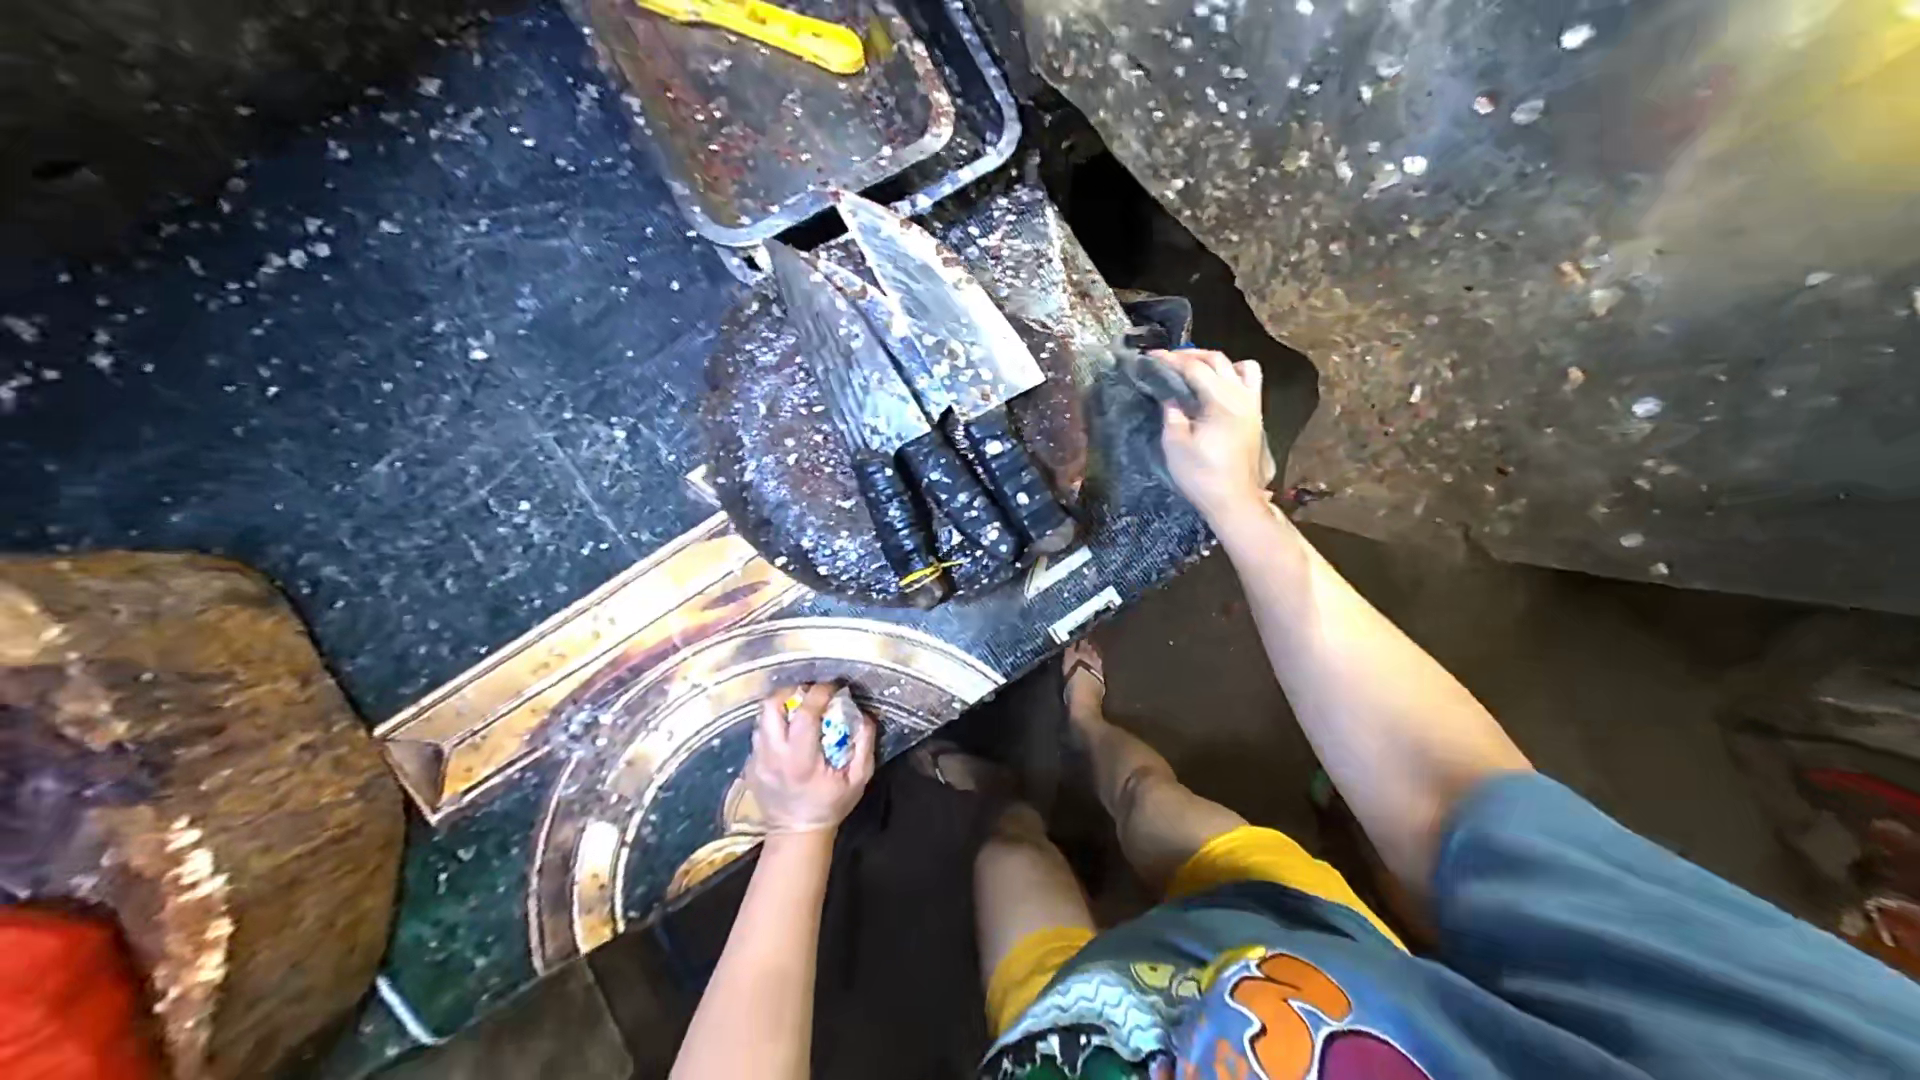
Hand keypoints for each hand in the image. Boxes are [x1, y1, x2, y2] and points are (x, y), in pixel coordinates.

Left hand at [745, 683, 876, 834]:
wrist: (796, 835)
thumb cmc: (830, 806)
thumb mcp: (858, 779)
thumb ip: (864, 744)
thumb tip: (864, 714)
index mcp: (800, 759)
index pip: (805, 713)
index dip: (819, 692)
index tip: (832, 686)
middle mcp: (773, 755)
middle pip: (770, 706)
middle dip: (790, 691)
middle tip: (808, 692)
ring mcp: (757, 760)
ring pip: (762, 717)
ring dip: (781, 708)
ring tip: (799, 711)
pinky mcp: (750, 765)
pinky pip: (759, 734)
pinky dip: (774, 726)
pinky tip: (789, 734)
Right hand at [1155, 349, 1269, 520]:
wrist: (1234, 500)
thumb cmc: (1201, 476)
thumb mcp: (1175, 445)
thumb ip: (1172, 414)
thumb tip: (1169, 396)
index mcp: (1220, 401)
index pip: (1194, 368)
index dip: (1170, 360)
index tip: (1151, 357)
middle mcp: (1240, 396)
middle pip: (1216, 360)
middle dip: (1190, 355)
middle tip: (1167, 360)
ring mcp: (1252, 404)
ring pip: (1239, 366)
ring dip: (1216, 362)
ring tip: (1196, 369)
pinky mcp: (1255, 415)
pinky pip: (1250, 381)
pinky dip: (1234, 375)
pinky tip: (1218, 386)